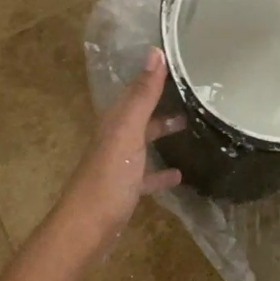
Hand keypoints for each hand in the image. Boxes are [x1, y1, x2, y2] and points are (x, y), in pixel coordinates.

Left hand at [54, 47, 185, 259]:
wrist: (87, 229)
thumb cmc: (109, 176)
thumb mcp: (128, 131)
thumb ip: (142, 94)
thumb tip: (155, 51)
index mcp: (116, 120)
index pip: (136, 89)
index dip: (155, 75)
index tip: (180, 62)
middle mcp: (116, 137)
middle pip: (140, 113)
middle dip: (161, 102)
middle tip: (192, 93)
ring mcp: (119, 164)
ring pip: (143, 140)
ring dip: (162, 131)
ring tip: (191, 125)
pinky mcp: (125, 190)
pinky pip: (146, 174)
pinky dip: (162, 172)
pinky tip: (179, 175)